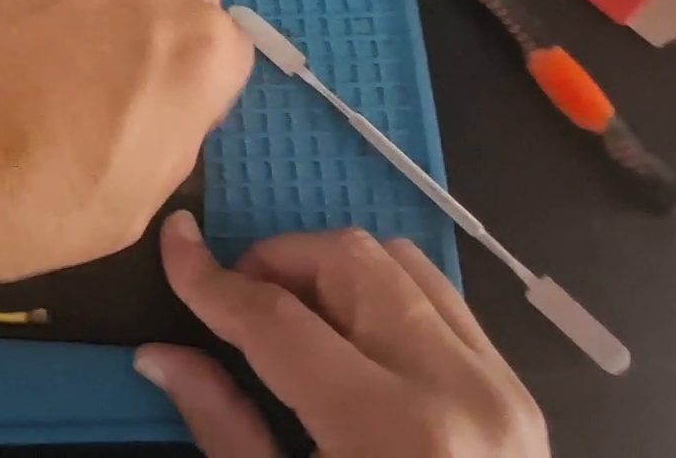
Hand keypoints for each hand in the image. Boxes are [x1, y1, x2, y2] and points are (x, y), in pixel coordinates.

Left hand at [0, 0, 253, 291]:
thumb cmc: (33, 202)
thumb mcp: (140, 201)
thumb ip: (179, 127)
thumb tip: (165, 92)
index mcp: (203, 47)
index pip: (226, 46)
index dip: (188, 80)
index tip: (146, 105)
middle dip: (158, 20)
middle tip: (99, 67)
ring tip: (35, 45)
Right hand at [136, 213, 548, 457]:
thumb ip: (222, 425)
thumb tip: (158, 354)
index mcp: (391, 433)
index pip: (277, 319)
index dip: (212, 277)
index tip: (175, 241)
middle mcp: (454, 387)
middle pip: (344, 259)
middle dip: (276, 262)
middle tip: (241, 306)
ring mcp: (498, 383)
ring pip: (395, 258)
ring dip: (328, 268)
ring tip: (296, 318)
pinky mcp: (518, 388)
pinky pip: (436, 291)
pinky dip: (379, 288)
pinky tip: (352, 335)